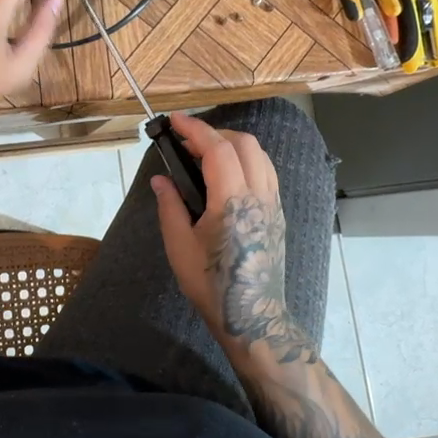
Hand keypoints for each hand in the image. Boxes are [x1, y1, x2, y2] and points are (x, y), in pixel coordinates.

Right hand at [152, 113, 314, 364]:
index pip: (218, 149)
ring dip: (232, 145)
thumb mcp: (179, 246)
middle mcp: (258, 195)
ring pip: (260, 155)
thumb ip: (170, 206)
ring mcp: (273, 204)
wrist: (252, 316)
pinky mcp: (277, 214)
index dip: (196, 129)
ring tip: (204, 154)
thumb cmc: (210, 283)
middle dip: (214, 133)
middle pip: (244, 144)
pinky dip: (245, 159)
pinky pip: (265, 171)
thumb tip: (160, 179)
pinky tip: (225, 174)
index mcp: (232, 201)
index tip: (174, 121)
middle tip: (186, 141)